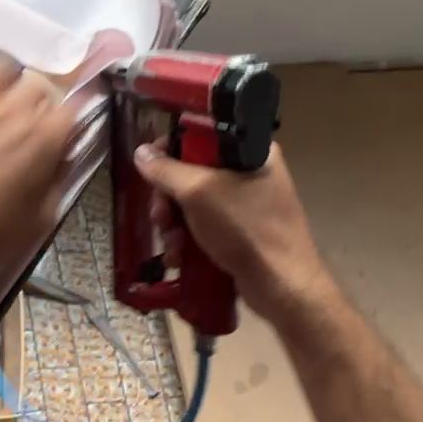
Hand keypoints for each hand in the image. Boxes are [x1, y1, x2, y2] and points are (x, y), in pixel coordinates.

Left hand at [0, 57, 74, 270]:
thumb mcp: (40, 217)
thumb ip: (57, 180)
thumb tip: (61, 159)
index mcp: (44, 137)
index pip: (75, 106)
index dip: (74, 117)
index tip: (69, 130)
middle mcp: (13, 110)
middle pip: (39, 83)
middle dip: (43, 100)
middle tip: (36, 124)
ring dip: (7, 83)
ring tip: (3, 104)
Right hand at [133, 141, 339, 325]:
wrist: (282, 286)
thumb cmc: (245, 228)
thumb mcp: (198, 192)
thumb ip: (165, 170)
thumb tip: (141, 152)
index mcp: (250, 150)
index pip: (200, 135)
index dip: (170, 150)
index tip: (151, 171)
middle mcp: (250, 172)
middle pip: (190, 172)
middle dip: (168, 198)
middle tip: (160, 217)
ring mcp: (246, 204)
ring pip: (192, 202)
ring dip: (173, 224)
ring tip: (172, 244)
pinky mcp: (240, 231)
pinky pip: (203, 225)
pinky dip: (186, 239)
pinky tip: (179, 257)